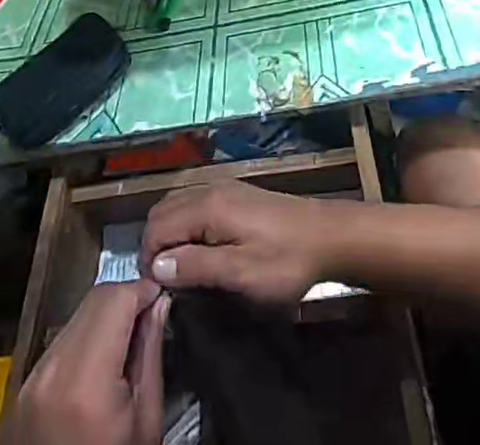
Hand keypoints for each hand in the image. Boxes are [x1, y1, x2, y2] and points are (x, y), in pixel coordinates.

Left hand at [9, 279, 168, 444]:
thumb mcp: (145, 420)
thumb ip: (150, 353)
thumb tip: (158, 303)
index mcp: (84, 381)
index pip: (115, 299)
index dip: (144, 290)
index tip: (163, 297)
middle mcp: (50, 372)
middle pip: (93, 300)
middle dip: (126, 298)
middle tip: (151, 314)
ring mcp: (29, 382)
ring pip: (75, 317)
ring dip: (105, 315)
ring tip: (129, 338)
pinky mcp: (21, 392)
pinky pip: (59, 343)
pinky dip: (85, 336)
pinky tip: (103, 359)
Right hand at [139, 181, 340, 305]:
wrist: (329, 236)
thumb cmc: (286, 259)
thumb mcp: (241, 272)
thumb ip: (196, 266)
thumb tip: (156, 266)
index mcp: (207, 207)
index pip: (155, 228)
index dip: (150, 261)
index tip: (162, 291)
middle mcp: (210, 189)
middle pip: (161, 212)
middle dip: (156, 246)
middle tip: (170, 282)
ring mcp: (224, 188)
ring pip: (177, 206)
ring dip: (170, 235)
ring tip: (184, 270)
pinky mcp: (237, 194)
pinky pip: (195, 205)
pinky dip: (186, 226)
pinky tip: (202, 250)